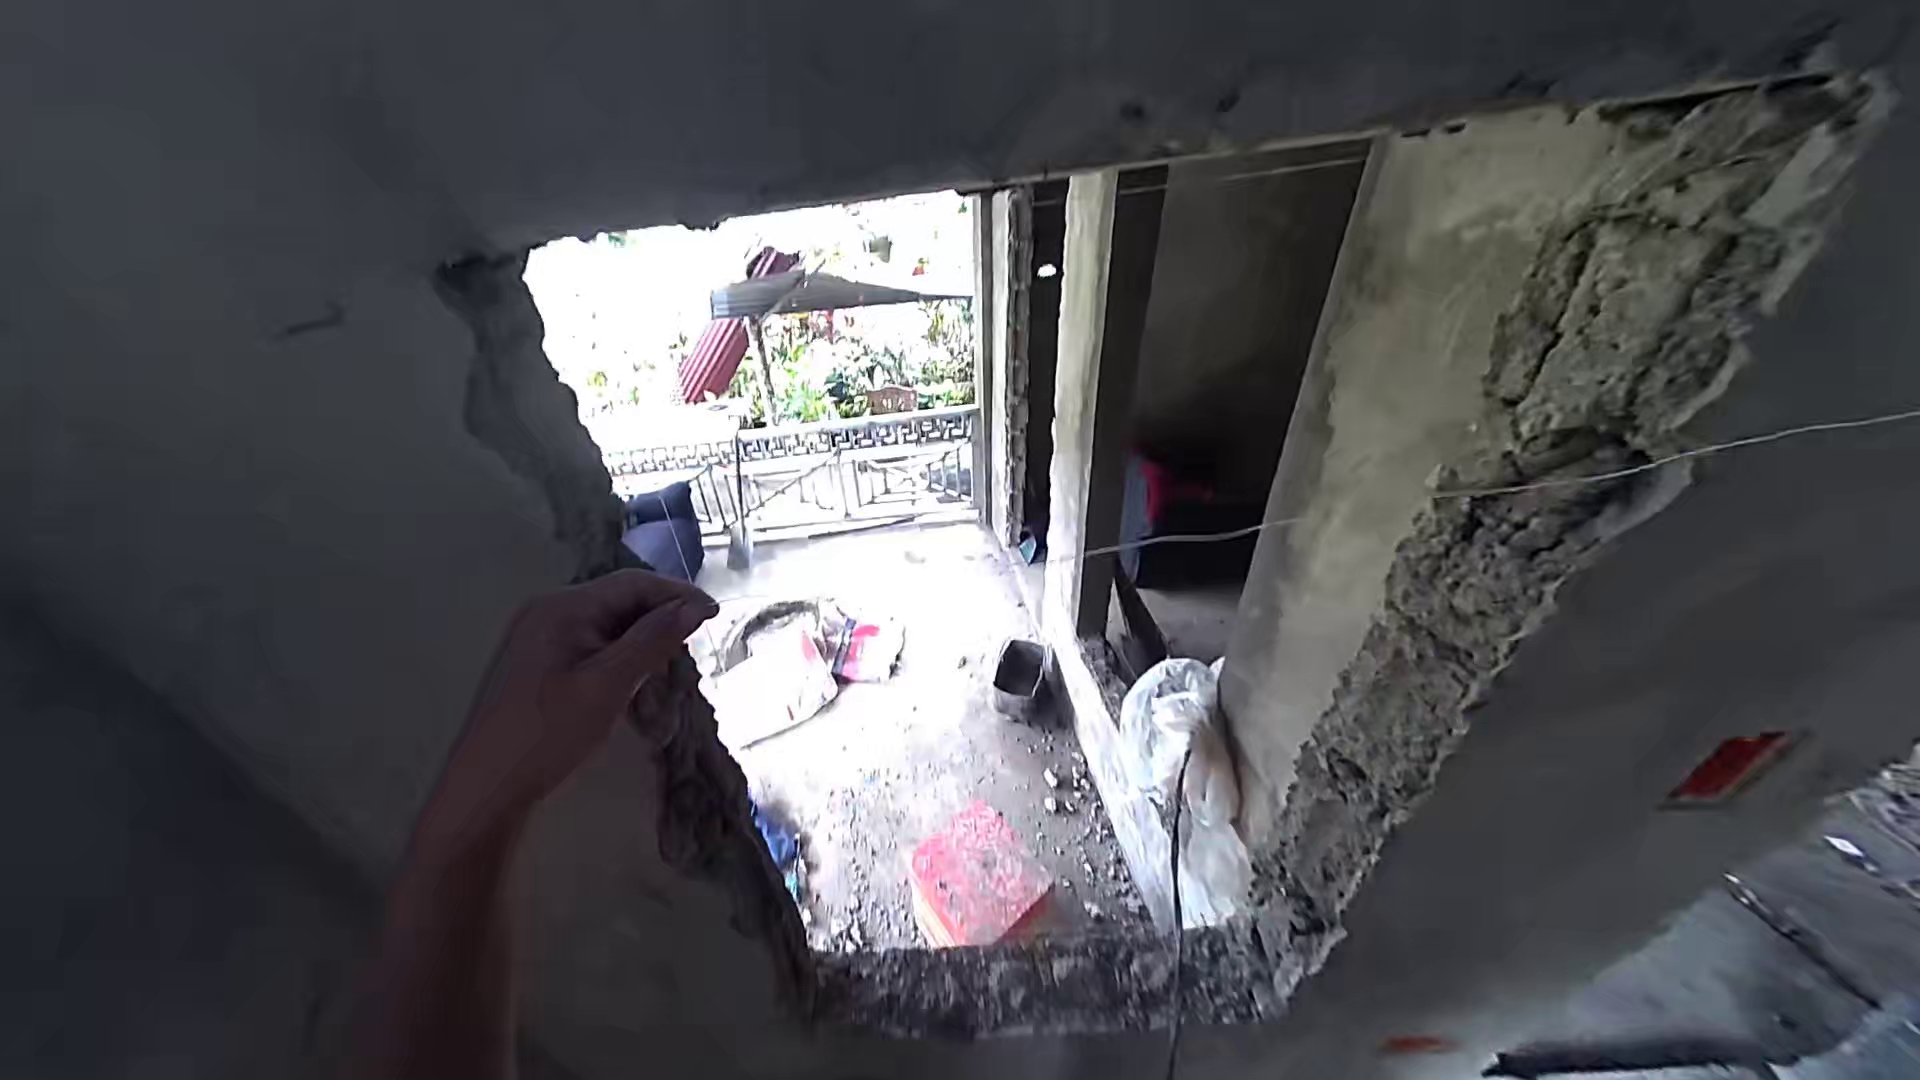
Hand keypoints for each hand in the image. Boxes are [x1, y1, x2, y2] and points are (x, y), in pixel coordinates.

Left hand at [416, 571, 718, 852]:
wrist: (485, 790)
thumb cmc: (549, 732)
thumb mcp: (611, 683)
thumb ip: (655, 639)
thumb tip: (697, 607)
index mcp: (563, 607)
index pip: (634, 583)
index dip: (679, 594)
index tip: (715, 613)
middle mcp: (550, 610)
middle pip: (622, 598)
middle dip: (663, 614)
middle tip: (697, 639)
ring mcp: (543, 634)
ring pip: (612, 620)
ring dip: (646, 634)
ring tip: (673, 659)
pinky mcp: (543, 657)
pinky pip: (597, 639)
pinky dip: (625, 649)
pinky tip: (639, 672)